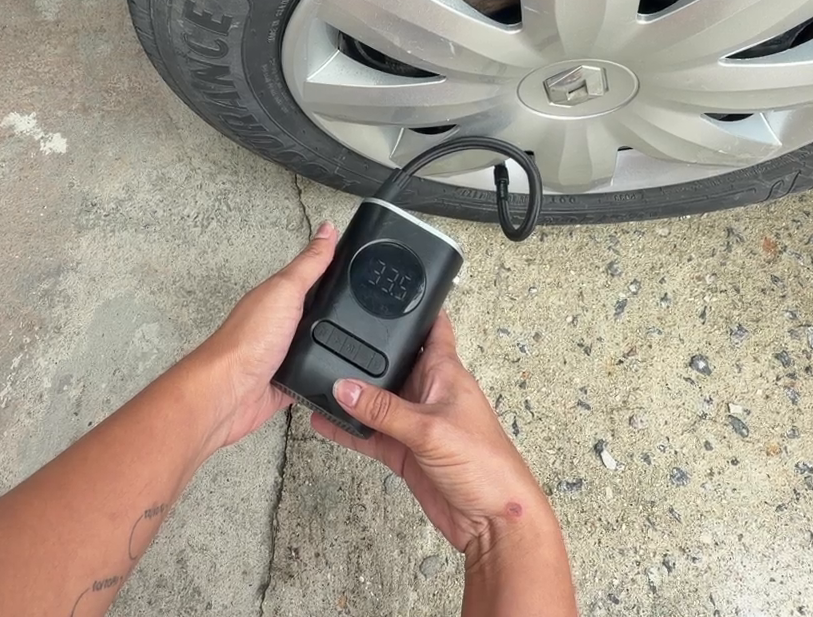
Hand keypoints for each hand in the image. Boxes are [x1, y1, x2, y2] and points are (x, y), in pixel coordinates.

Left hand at [183, 221, 337, 448]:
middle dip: (335, 306)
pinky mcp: (287, 379)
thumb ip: (309, 264)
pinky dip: (324, 371)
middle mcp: (280, 321)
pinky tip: (337, 369)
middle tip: (360, 296)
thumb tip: (327, 229)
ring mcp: (283, 351)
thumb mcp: (285, 291)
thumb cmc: (247, 339)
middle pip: (314, 308)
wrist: (231, 391)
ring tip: (353, 334)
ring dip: (330, 341)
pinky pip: (313, 372)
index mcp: (278, 294)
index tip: (350, 251)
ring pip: (315, 341)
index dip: (329, 263)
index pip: (309, 273)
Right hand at [310, 312, 556, 564]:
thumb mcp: (430, 428)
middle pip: (395, 362)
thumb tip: (344, 387)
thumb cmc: (486, 464)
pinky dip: (350, 430)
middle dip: (370, 352)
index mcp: (446, 372)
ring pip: (378, 400)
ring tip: (319, 380)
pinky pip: (372, 434)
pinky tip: (326, 422)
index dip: (416, 307)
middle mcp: (430, 391)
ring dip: (354, 394)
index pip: (433, 327)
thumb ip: (384, 409)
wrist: (493, 522)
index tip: (392, 290)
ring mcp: (416, 422)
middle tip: (336, 336)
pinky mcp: (406, 451)